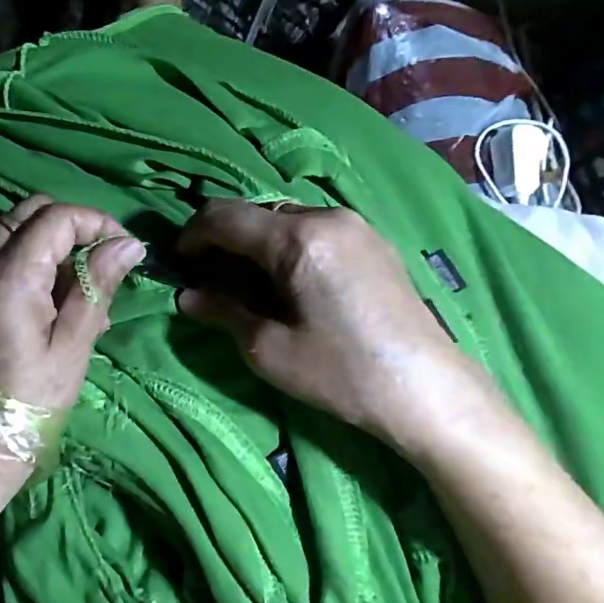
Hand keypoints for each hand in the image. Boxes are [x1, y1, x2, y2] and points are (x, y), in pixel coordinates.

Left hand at [0, 194, 144, 412]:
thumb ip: (97, 286)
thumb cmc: (34, 396)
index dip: (96, 221)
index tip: (125, 248)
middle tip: (103, 256)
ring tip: (84, 282)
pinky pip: (4, 253)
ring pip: (15, 229)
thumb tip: (129, 243)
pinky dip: (35, 257)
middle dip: (73, 223)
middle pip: (30, 212)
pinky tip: (59, 297)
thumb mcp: (74, 344)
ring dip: (54, 240)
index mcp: (10, 277)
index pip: (55, 218)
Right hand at [176, 199, 494, 452]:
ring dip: (256, 244)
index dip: (192, 236)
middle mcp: (327, 216)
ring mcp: (356, 225)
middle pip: (256, 213)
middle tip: (210, 281)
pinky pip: (315, 229)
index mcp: (297, 238)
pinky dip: (287, 247)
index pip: (224, 216)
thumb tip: (187, 296)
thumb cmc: (341, 373)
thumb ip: (223, 312)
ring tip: (247, 285)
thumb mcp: (268, 349)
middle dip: (224, 241)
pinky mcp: (373, 241)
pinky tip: (288, 283)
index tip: (178, 264)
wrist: (425, 388)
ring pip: (286, 219)